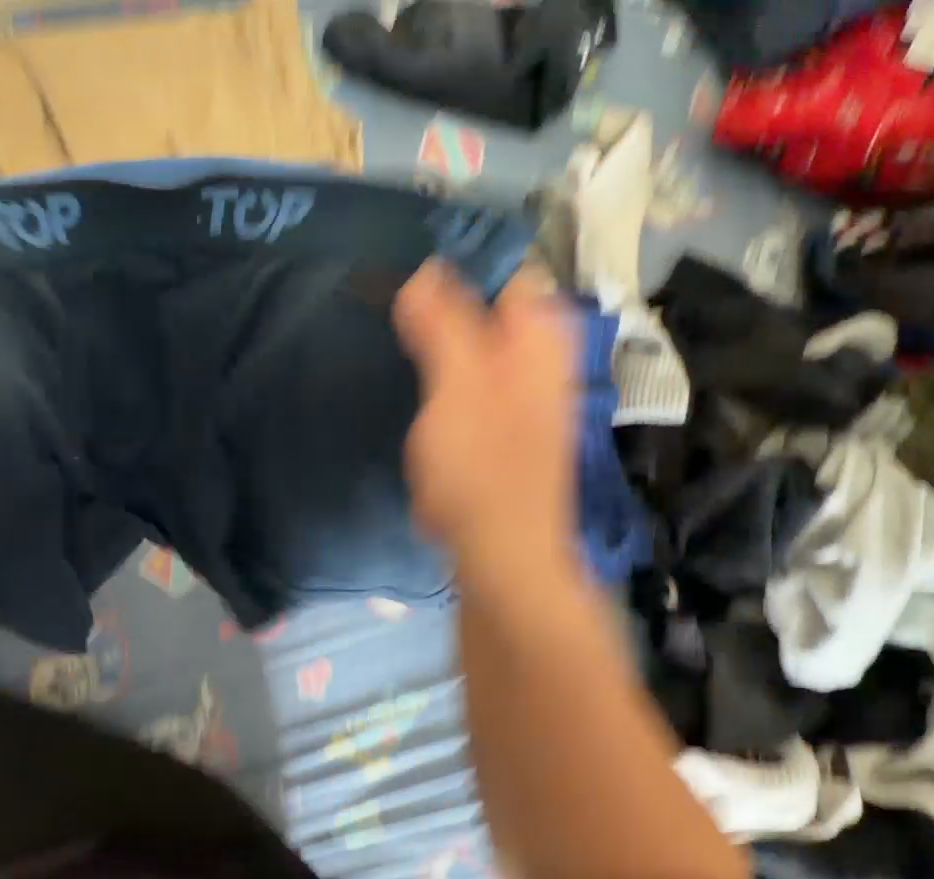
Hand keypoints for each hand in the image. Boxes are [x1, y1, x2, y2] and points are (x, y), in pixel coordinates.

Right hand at [393, 261, 578, 568]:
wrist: (501, 552)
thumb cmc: (480, 466)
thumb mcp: (455, 384)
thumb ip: (442, 323)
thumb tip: (423, 271)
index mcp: (540, 338)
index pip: (505, 273)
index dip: (458, 270)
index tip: (406, 277)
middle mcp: (541, 361)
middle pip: (489, 313)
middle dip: (443, 310)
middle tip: (392, 315)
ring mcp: (526, 399)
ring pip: (478, 352)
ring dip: (440, 349)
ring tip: (396, 349)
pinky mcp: (505, 433)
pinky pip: (473, 388)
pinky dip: (446, 385)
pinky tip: (420, 401)